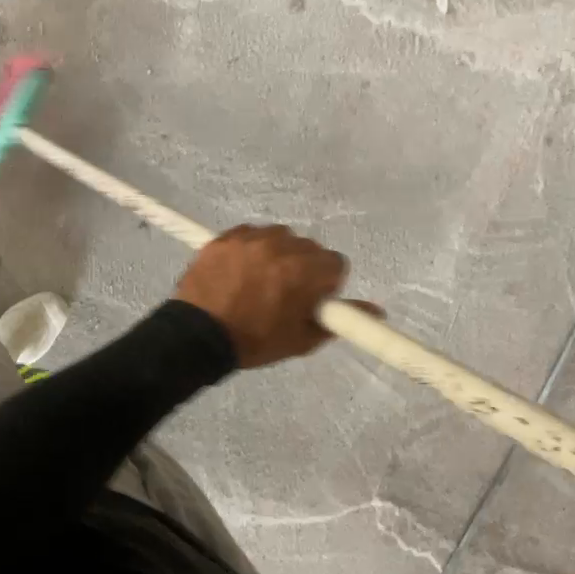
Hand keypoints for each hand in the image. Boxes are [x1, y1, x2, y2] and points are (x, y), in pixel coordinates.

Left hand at [173, 224, 380, 368]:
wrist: (197, 335)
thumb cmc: (254, 340)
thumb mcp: (302, 338)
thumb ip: (339, 321)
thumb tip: (377, 311)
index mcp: (305, 270)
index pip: (335, 263)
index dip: (325, 282)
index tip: (309, 298)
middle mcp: (280, 246)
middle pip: (306, 247)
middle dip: (301, 266)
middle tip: (282, 290)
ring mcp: (248, 239)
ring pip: (277, 237)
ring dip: (275, 253)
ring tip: (258, 278)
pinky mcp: (222, 238)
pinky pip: (246, 233)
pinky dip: (248, 246)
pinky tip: (238, 268)